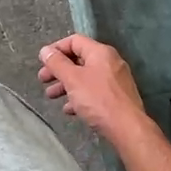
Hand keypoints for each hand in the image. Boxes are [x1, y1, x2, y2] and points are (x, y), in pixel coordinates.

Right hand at [38, 35, 154, 148]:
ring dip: (66, 85)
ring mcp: (116, 81)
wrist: (128, 129)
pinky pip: (95, 91)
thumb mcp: (72, 79)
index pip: (74, 41)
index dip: (56, 49)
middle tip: (43, 80)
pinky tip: (70, 109)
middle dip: (58, 70)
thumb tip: (45, 50)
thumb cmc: (98, 99)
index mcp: (100, 52)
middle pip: (78, 60)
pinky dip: (80, 96)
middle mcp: (110, 62)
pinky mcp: (118, 98)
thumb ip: (56, 63)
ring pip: (85, 77)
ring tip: (51, 96)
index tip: (43, 62)